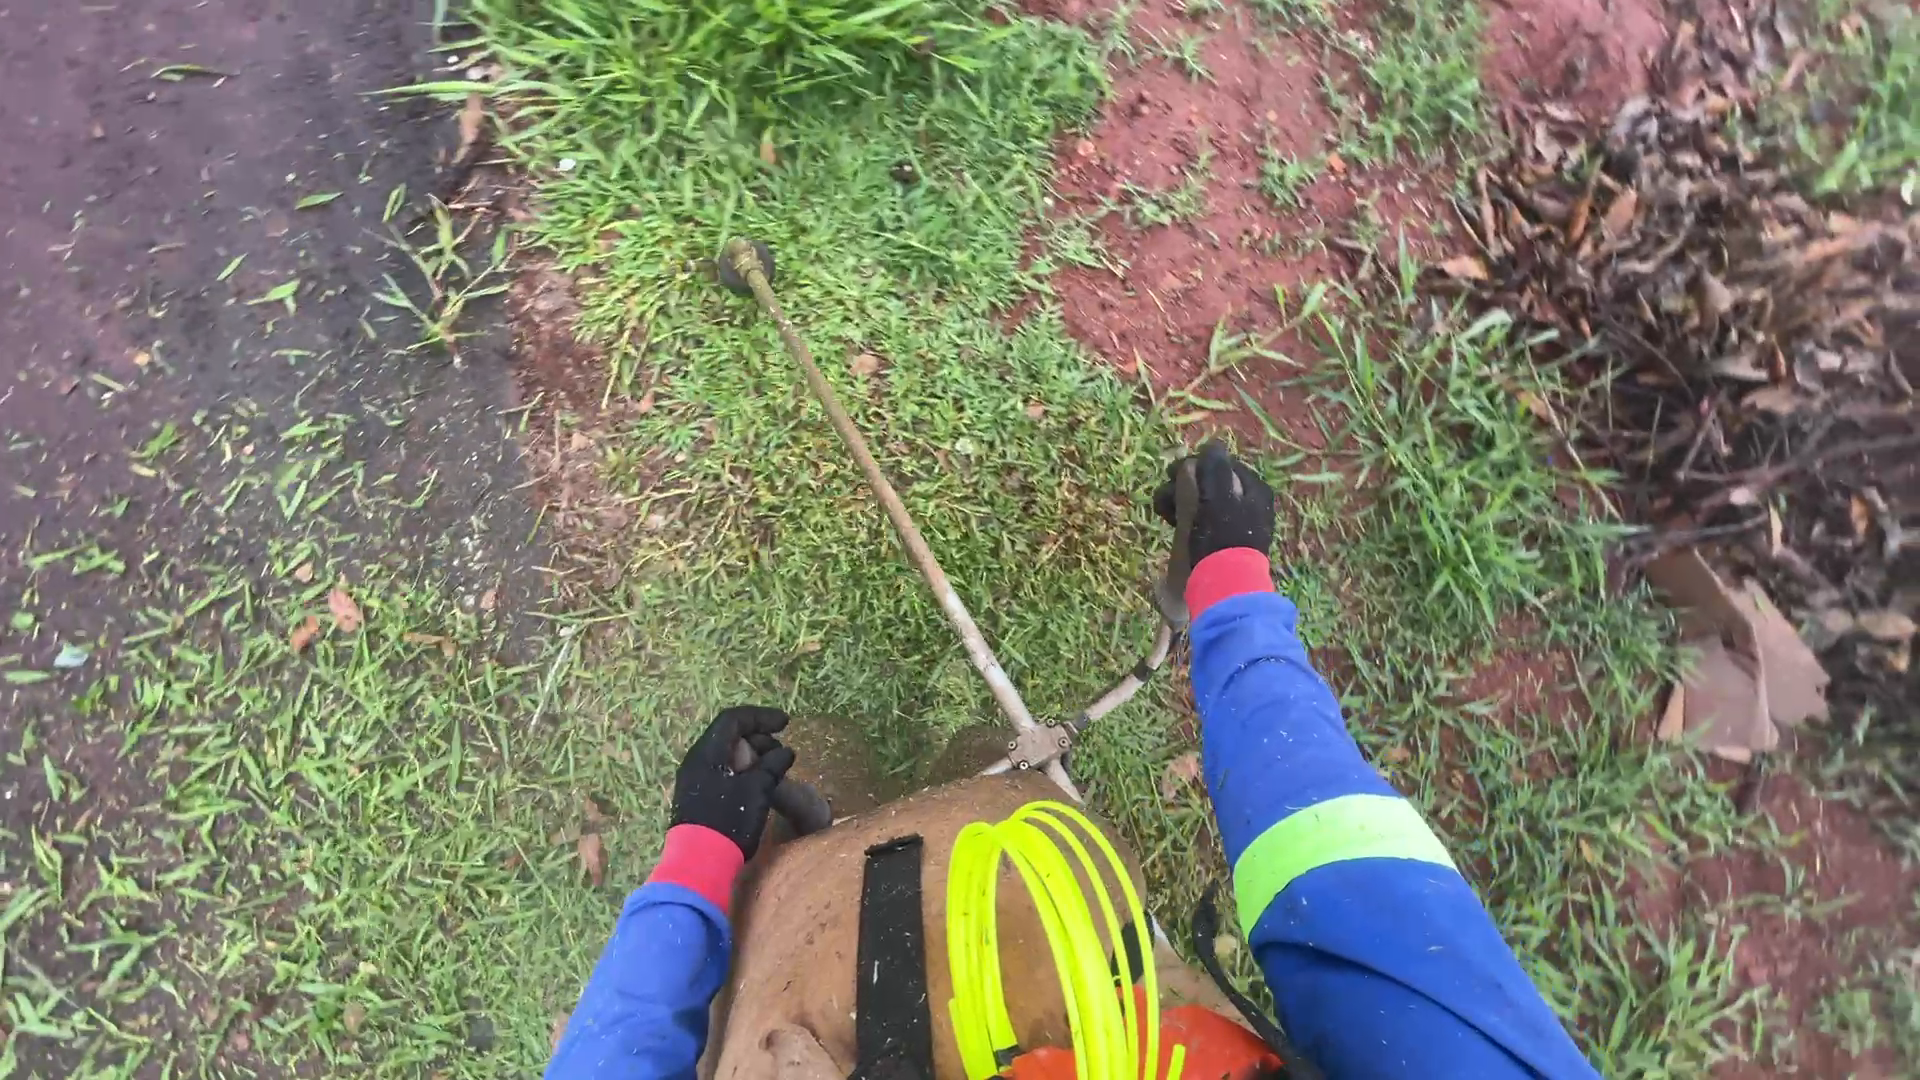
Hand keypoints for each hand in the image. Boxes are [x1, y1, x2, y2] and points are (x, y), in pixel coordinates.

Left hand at [670, 706, 796, 858]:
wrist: (699, 864)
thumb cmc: (729, 820)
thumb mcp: (758, 789)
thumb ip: (772, 765)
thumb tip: (785, 752)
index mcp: (708, 753)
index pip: (734, 720)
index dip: (762, 717)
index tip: (785, 724)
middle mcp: (697, 760)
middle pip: (729, 735)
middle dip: (758, 737)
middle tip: (779, 751)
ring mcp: (694, 779)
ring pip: (726, 753)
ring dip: (752, 754)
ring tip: (771, 769)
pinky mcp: (696, 796)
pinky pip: (721, 770)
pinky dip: (742, 769)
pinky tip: (756, 783)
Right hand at [1152, 440, 1274, 571]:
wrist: (1224, 584)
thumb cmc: (1220, 536)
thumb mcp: (1216, 495)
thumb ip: (1213, 467)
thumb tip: (1212, 446)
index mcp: (1253, 489)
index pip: (1219, 464)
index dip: (1193, 466)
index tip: (1172, 476)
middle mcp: (1247, 503)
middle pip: (1208, 481)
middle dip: (1182, 485)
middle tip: (1165, 498)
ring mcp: (1234, 523)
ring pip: (1201, 499)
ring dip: (1178, 500)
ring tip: (1164, 513)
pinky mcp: (1220, 541)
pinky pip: (1200, 518)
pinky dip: (1184, 517)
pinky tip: (1171, 523)